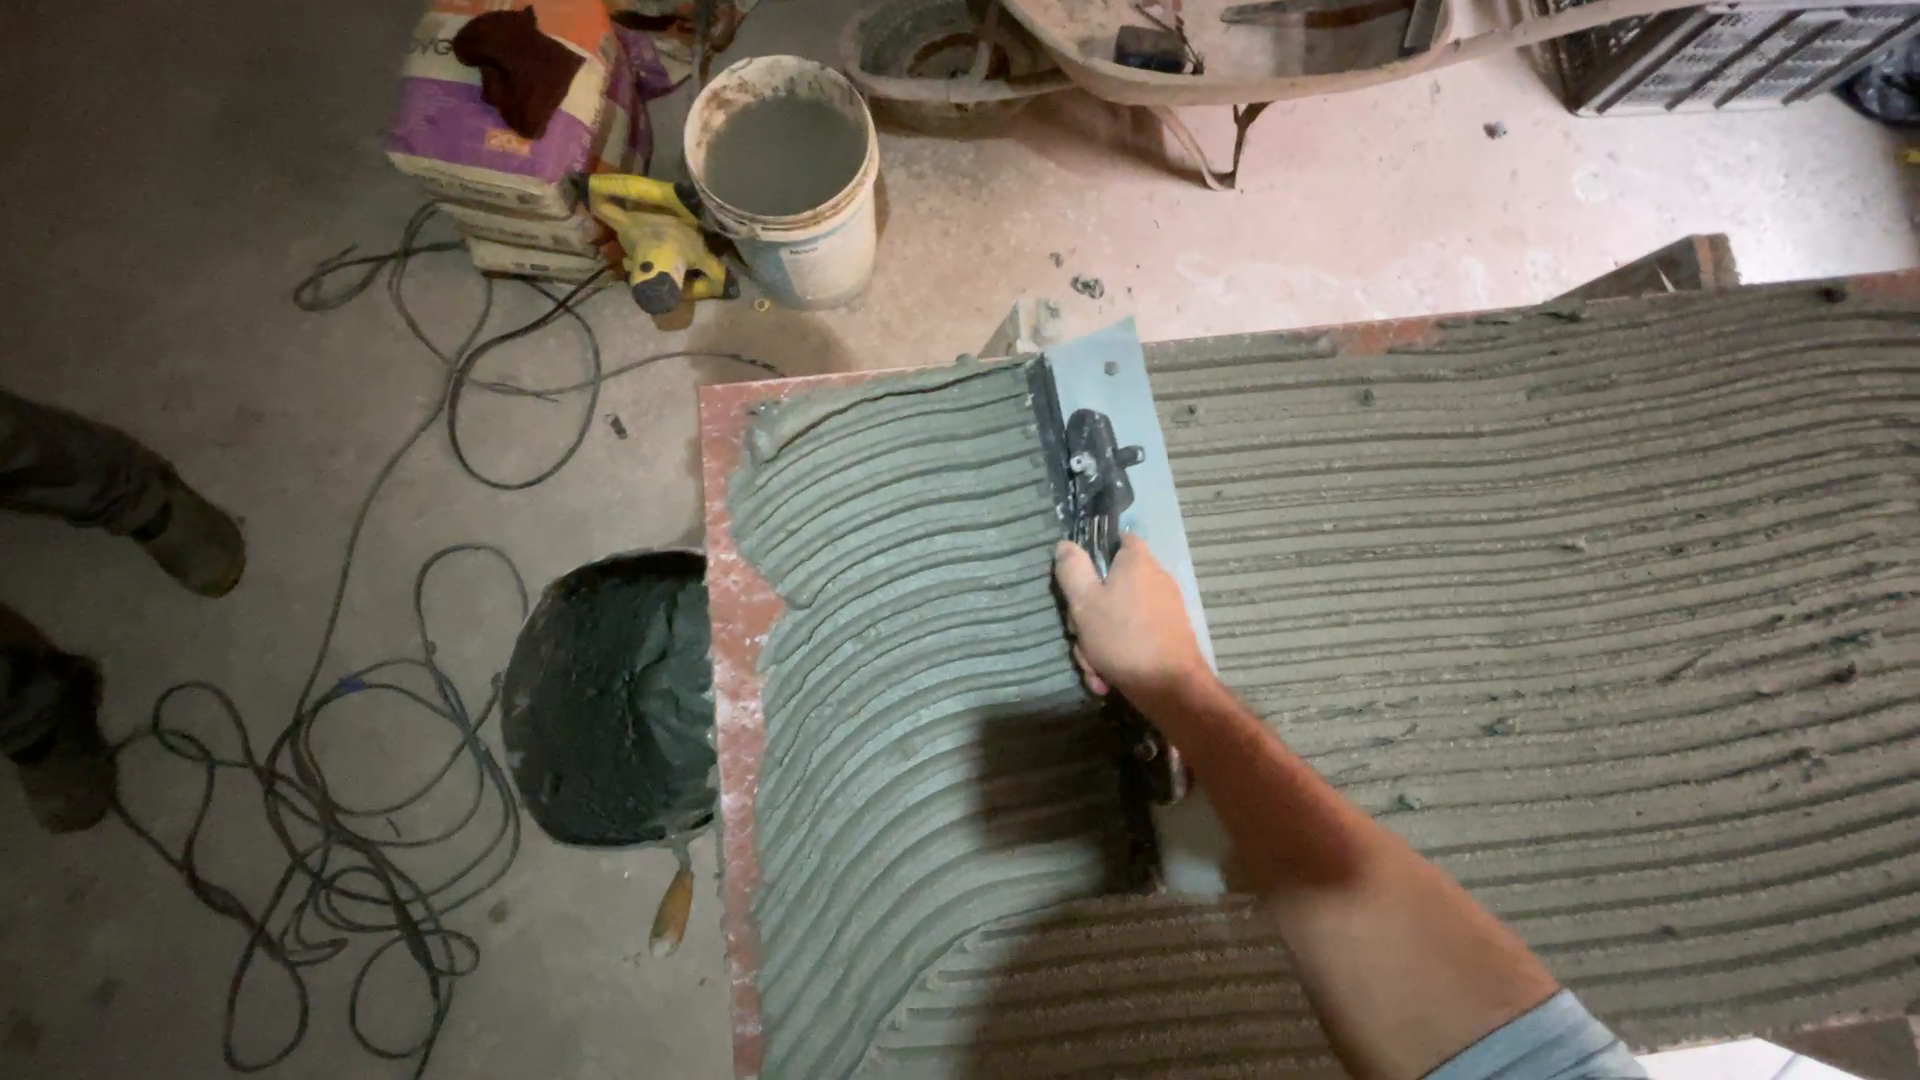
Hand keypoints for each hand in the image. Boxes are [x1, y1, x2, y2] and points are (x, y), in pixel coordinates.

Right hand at [1053, 534, 1208, 697]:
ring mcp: (1164, 609)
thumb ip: (1072, 569)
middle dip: (1088, 616)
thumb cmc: (1123, 638)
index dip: (1095, 552)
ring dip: (1098, 644)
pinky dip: (1117, 656)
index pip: (1118, 538)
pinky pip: (1133, 637)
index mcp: (1137, 562)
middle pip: (1111, 586)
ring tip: (1094, 668)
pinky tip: (1107, 679)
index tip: (1077, 577)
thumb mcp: (1084, 602)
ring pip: (1117, 617)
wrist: (1170, 688)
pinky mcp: (1168, 635)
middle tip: (1080, 636)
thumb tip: (1065, 544)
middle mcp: (1155, 579)